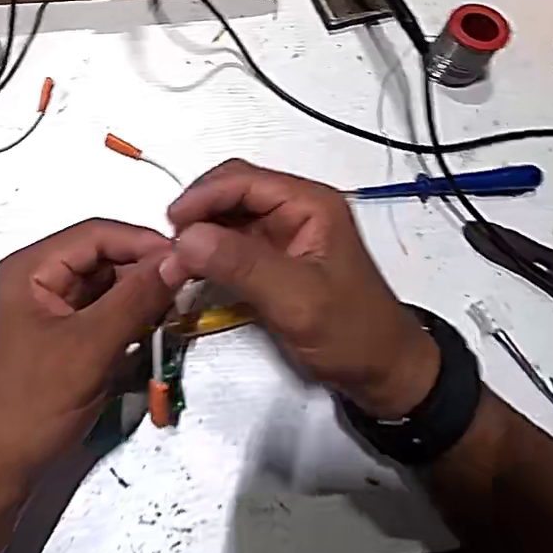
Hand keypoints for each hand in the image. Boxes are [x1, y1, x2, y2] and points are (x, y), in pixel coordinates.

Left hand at [0, 220, 174, 486]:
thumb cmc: (30, 405)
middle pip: (103, 257)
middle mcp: (39, 279)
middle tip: (184, 288)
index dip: (142, 242)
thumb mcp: (89, 347)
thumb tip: (180, 258)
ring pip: (108, 284)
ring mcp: (50, 307)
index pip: (96, 234)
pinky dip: (130, 317)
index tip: (184, 258)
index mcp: (30, 269)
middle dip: (144, 271)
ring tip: (172, 310)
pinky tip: (152, 329)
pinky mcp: (63, 333)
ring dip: (140, 295)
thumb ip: (137, 298)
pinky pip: (104, 310)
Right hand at [160, 159, 437, 418]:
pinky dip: (208, 253)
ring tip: (174, 261)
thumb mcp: (298, 299)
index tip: (172, 223)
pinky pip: (231, 243)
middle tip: (170, 244)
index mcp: (310, 204)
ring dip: (199, 234)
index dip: (204, 195)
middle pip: (233, 192)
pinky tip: (191, 269)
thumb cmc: (353, 333)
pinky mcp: (272, 258)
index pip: (244, 180)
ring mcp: (283, 233)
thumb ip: (242, 265)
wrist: (382, 372)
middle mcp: (294, 209)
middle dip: (198, 212)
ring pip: (228, 217)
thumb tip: (186, 237)